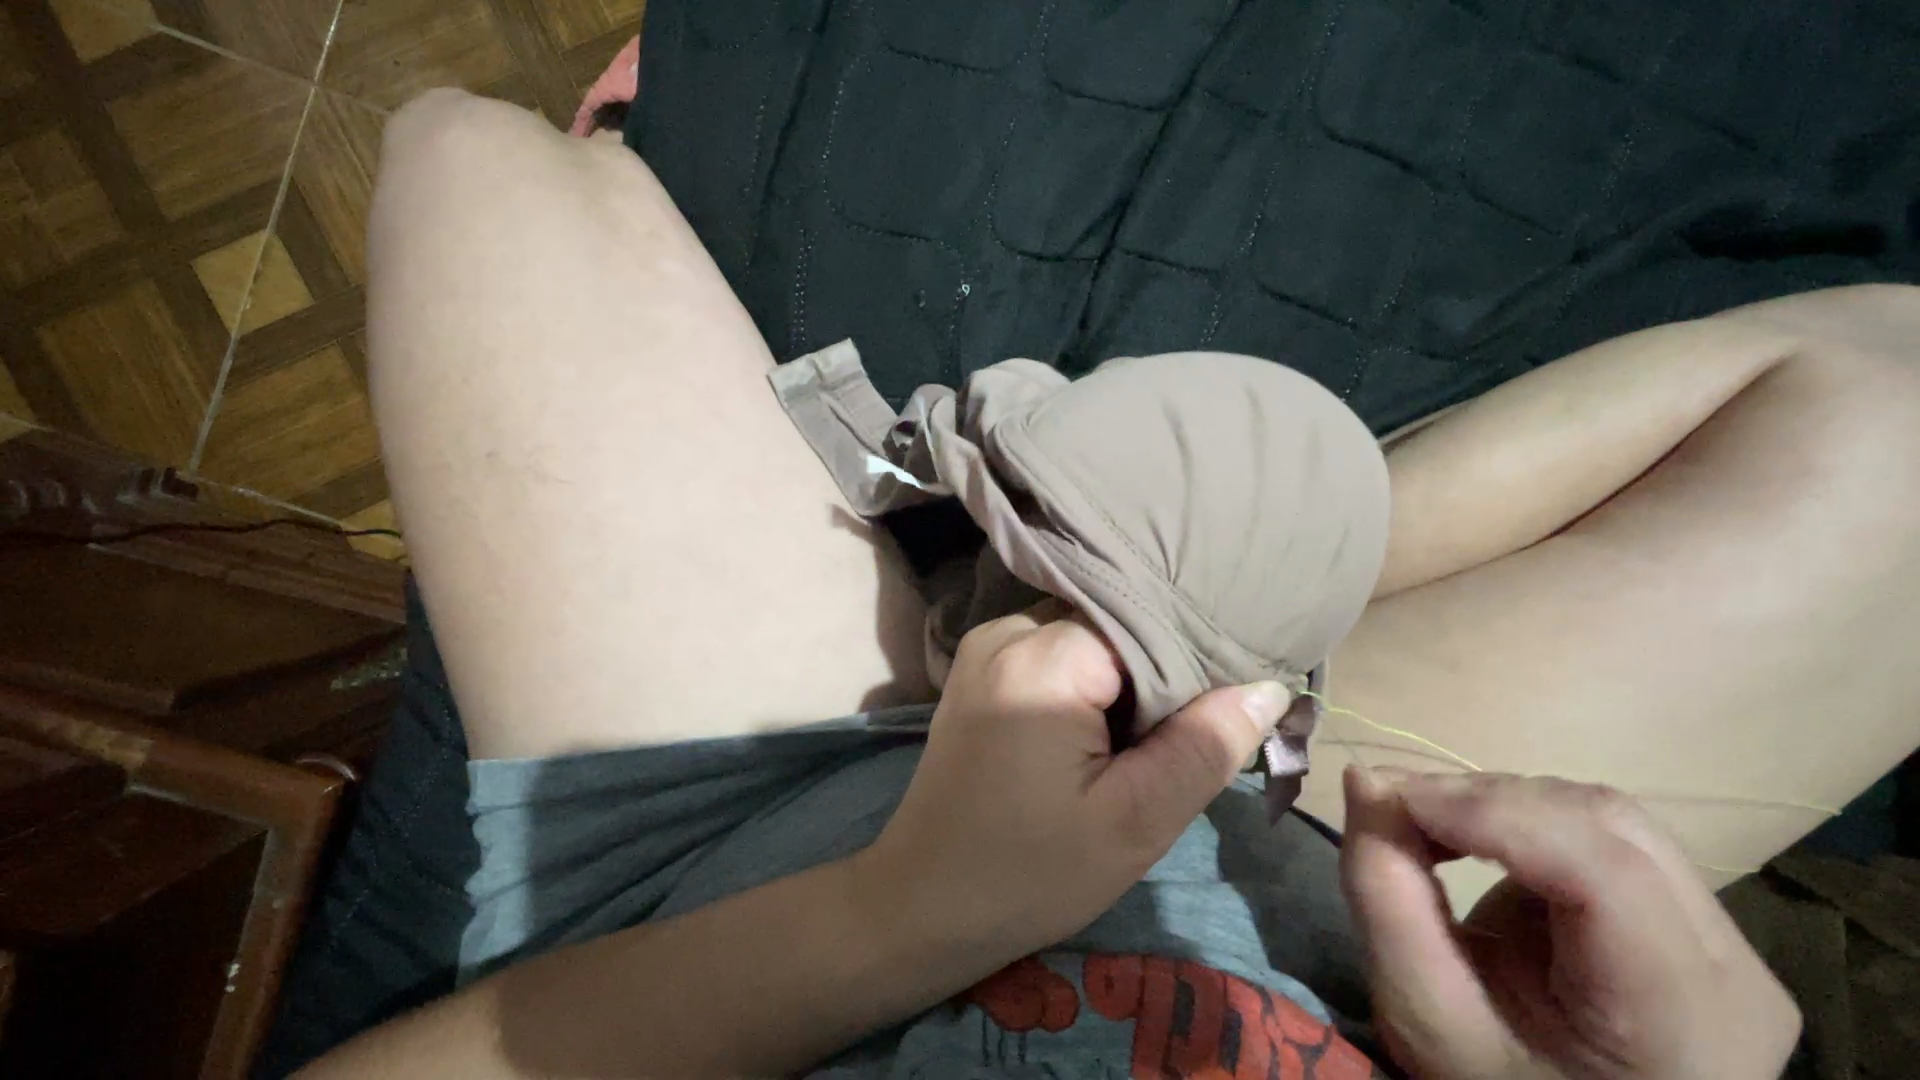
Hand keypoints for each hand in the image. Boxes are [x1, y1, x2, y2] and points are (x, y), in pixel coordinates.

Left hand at [859, 605, 1293, 960]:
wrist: (924, 902)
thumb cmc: (1028, 872)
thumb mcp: (1134, 821)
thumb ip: (1205, 747)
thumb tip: (1269, 686)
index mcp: (1041, 656)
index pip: (1149, 623)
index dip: (1196, 665)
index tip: (1226, 710)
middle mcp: (1007, 630)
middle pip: (1117, 625)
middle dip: (1161, 675)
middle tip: (1191, 734)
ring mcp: (986, 646)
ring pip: (1091, 639)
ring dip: (1126, 683)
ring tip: (1146, 740)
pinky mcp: (980, 669)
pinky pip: (1057, 654)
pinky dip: (1091, 686)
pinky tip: (1104, 733)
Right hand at [1340, 768, 1799, 1079]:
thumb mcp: (1424, 1016)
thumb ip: (1385, 897)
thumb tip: (1363, 778)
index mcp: (1680, 1015)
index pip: (1603, 872)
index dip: (1493, 816)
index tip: (1392, 800)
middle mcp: (1733, 965)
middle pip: (1604, 826)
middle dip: (1483, 801)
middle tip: (1393, 809)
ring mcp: (1726, 938)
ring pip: (1602, 816)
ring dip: (1499, 804)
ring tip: (1425, 824)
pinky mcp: (1694, 917)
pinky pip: (1600, 833)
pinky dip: (1520, 821)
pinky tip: (1472, 844)